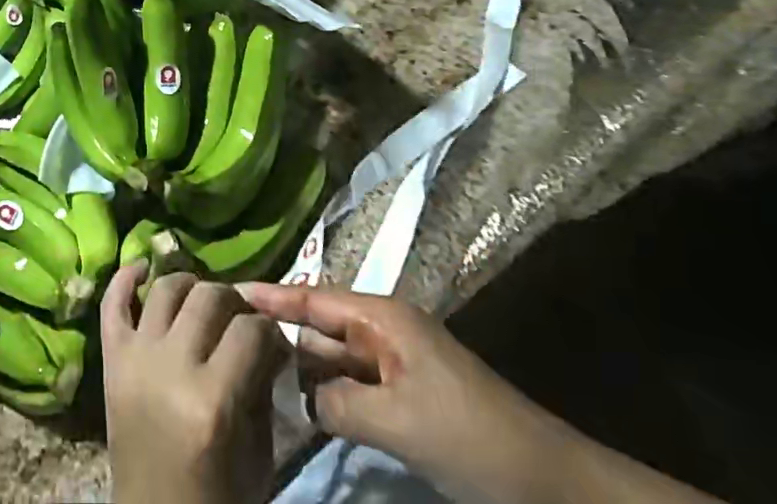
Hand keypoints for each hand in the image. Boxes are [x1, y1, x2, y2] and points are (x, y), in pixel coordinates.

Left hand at [103, 263, 285, 503]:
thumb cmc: (216, 495)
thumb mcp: (258, 452)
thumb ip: (262, 388)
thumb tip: (270, 338)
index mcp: (212, 399)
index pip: (249, 331)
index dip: (269, 328)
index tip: (274, 337)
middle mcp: (169, 366)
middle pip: (207, 297)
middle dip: (234, 300)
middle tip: (241, 316)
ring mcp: (133, 356)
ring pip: (164, 288)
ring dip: (190, 284)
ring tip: (203, 299)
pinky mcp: (109, 356)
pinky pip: (111, 302)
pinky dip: (125, 277)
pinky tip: (143, 269)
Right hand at [236, 284, 571, 503]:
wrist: (555, 485)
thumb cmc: (471, 436)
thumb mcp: (396, 422)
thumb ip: (333, 403)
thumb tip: (297, 399)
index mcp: (381, 319)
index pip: (309, 298)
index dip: (266, 295)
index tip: (221, 292)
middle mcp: (382, 331)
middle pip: (315, 326)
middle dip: (274, 335)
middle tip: (223, 342)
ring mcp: (393, 363)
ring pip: (329, 358)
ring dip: (297, 369)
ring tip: (245, 372)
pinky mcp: (401, 394)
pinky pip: (348, 385)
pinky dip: (322, 394)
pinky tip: (292, 405)